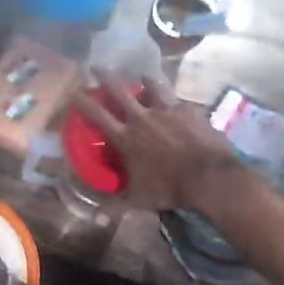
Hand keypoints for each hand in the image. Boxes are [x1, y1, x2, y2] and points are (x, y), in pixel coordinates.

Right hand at [72, 73, 246, 210]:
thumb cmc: (169, 188)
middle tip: (97, 65)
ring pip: (153, 88)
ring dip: (145, 82)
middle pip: (120, 91)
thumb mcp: (139, 200)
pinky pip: (178, 101)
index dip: (83, 101)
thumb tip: (95, 219)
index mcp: (126, 138)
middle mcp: (144, 118)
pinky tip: (178, 104)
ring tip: (143, 77)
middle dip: (106, 76)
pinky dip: (174, 101)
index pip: (98, 115)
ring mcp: (168, 110)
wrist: (209, 176)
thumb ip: (116, 206)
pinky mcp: (190, 110)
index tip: (73, 89)